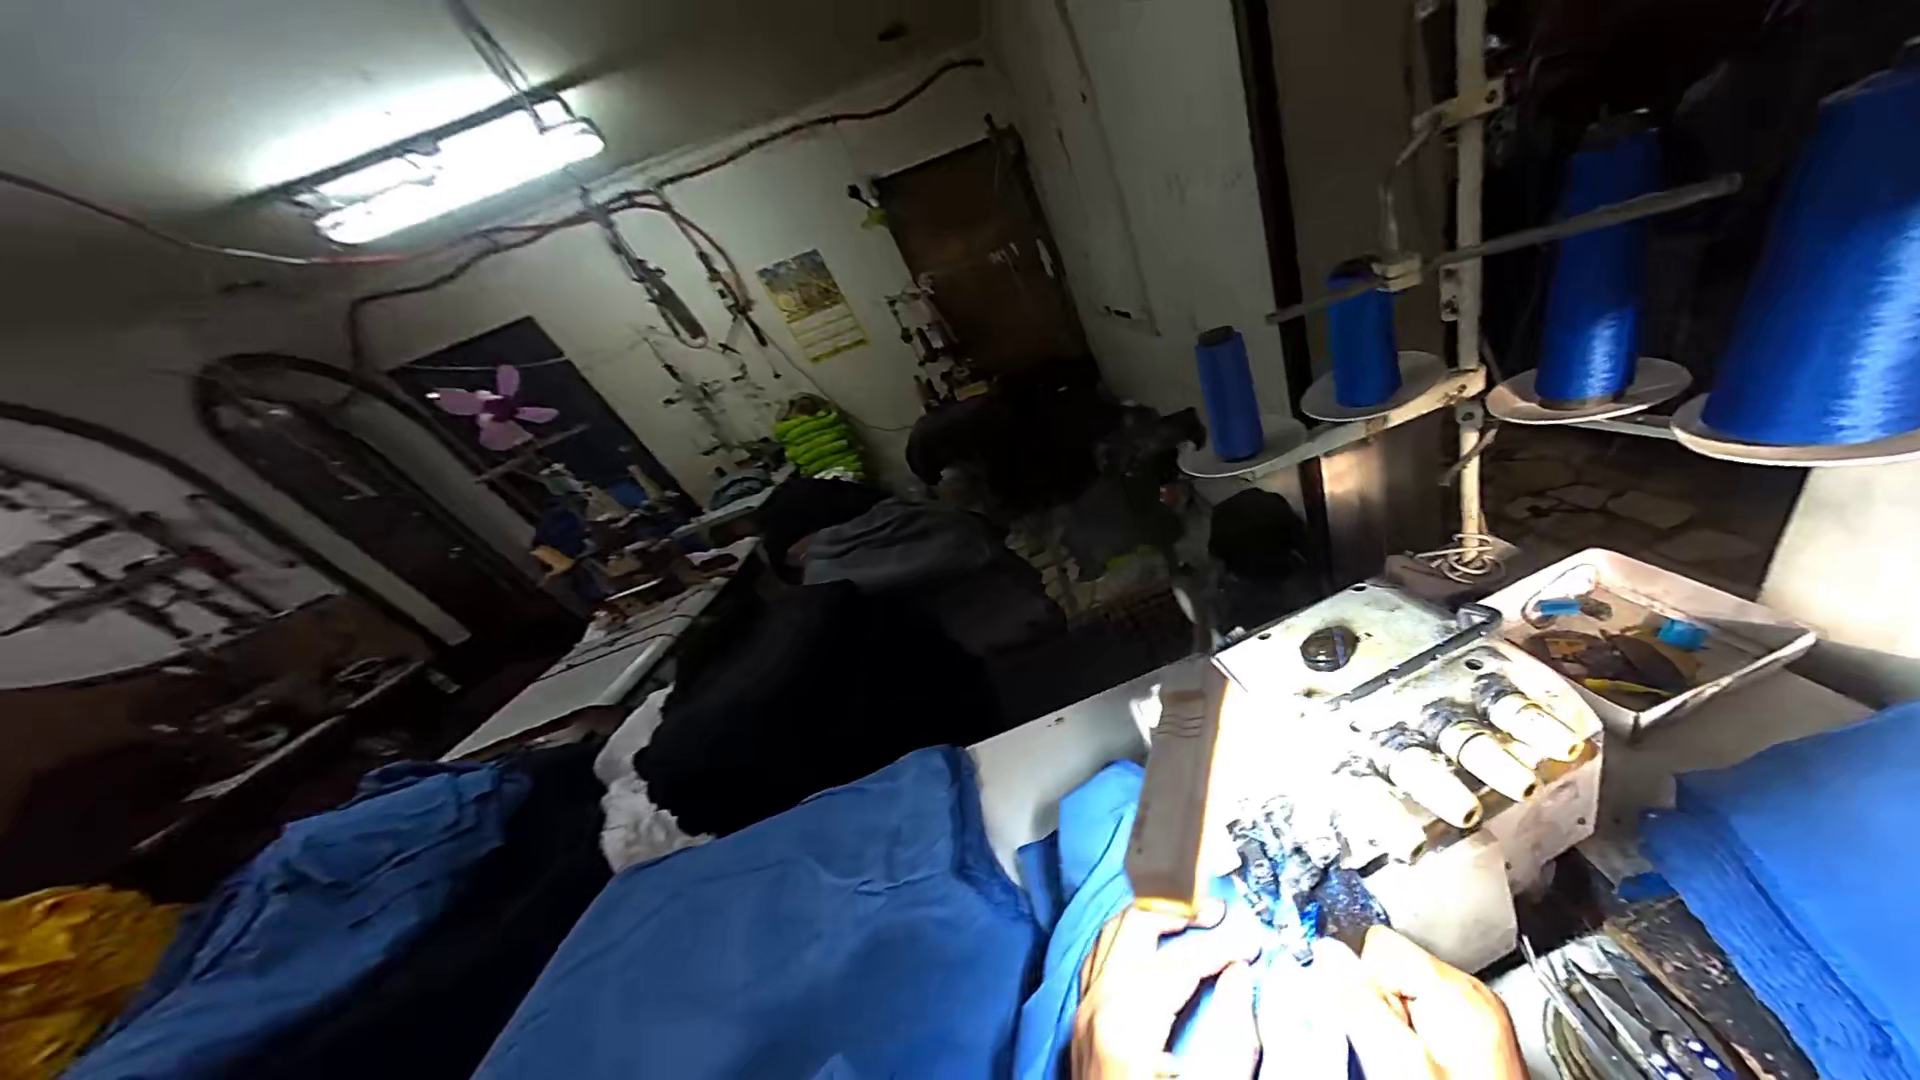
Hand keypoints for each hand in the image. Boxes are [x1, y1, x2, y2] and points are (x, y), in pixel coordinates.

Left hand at [1072, 903, 1259, 1079]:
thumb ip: (1234, 1036)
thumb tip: (1237, 976)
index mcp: (1126, 1019)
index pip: (1180, 962)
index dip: (1221, 947)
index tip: (1253, 939)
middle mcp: (1095, 1003)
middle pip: (1134, 927)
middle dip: (1177, 913)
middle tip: (1218, 913)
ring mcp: (1082, 1011)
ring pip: (1111, 934)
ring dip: (1150, 919)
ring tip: (1189, 919)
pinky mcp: (1081, 1025)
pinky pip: (1100, 956)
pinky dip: (1127, 939)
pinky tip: (1148, 945)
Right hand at [1312, 926, 1527, 1079]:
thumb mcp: (1402, 1063)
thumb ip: (1361, 1002)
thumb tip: (1327, 951)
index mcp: (1460, 990)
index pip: (1378, 943)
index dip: (1365, 985)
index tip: (1380, 1026)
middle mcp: (1472, 995)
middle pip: (1386, 966)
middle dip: (1377, 1005)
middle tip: (1399, 1053)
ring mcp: (1476, 1019)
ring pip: (1397, 991)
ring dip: (1389, 1024)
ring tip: (1412, 1065)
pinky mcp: (1472, 1040)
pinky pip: (1415, 1013)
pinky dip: (1406, 1038)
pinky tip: (1420, 1067)